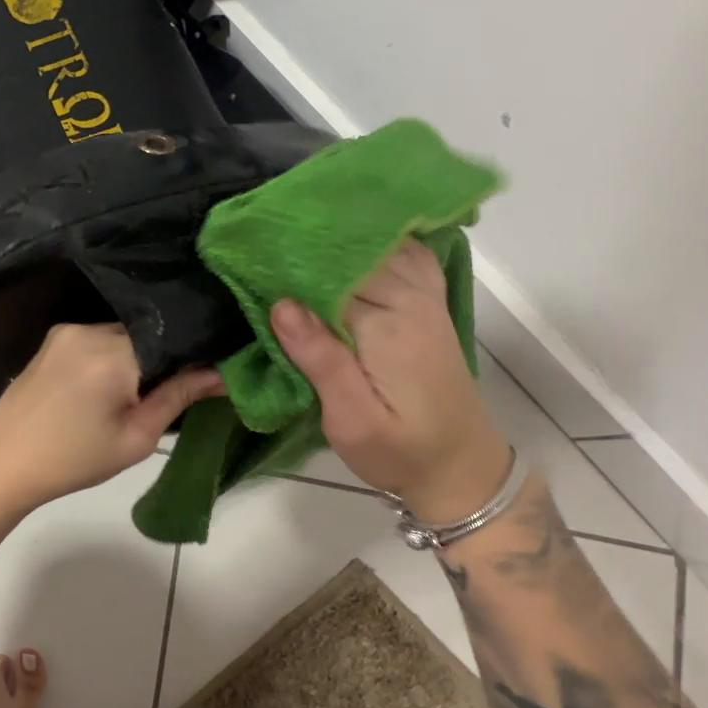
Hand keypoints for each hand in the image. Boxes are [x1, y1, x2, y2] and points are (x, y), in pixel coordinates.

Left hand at [0, 324, 224, 513]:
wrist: (2, 461)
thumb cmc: (72, 460)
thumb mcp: (136, 437)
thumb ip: (179, 397)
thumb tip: (223, 373)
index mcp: (112, 352)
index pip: (174, 335)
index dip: (197, 353)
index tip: (216, 372)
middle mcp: (88, 329)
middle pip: (148, 331)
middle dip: (169, 355)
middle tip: (184, 386)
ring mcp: (66, 331)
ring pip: (124, 334)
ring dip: (140, 355)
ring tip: (147, 389)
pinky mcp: (52, 340)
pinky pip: (98, 339)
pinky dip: (115, 355)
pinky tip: (115, 385)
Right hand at [272, 240, 510, 521]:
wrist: (460, 469)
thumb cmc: (398, 450)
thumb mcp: (352, 419)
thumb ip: (321, 360)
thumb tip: (282, 304)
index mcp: (389, 326)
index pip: (329, 275)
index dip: (288, 261)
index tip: (247, 252)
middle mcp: (413, 301)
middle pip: (353, 253)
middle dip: (306, 245)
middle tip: (256, 242)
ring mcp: (426, 300)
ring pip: (378, 247)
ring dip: (337, 240)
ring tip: (290, 238)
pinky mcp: (428, 306)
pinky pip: (405, 256)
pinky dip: (374, 243)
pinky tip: (345, 245)